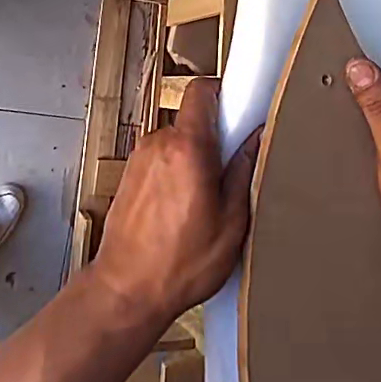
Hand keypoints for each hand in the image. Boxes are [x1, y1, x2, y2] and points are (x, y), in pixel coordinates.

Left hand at [92, 78, 262, 328]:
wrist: (126, 290)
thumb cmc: (178, 264)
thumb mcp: (231, 222)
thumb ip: (243, 172)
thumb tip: (254, 141)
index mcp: (186, 148)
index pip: (201, 91)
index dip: (223, 91)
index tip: (240, 106)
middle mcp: (158, 144)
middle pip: (192, 119)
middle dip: (214, 138)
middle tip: (229, 172)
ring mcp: (140, 158)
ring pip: (177, 141)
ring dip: (193, 159)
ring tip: (204, 201)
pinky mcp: (130, 174)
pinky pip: (161, 159)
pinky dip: (175, 172)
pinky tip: (182, 209)